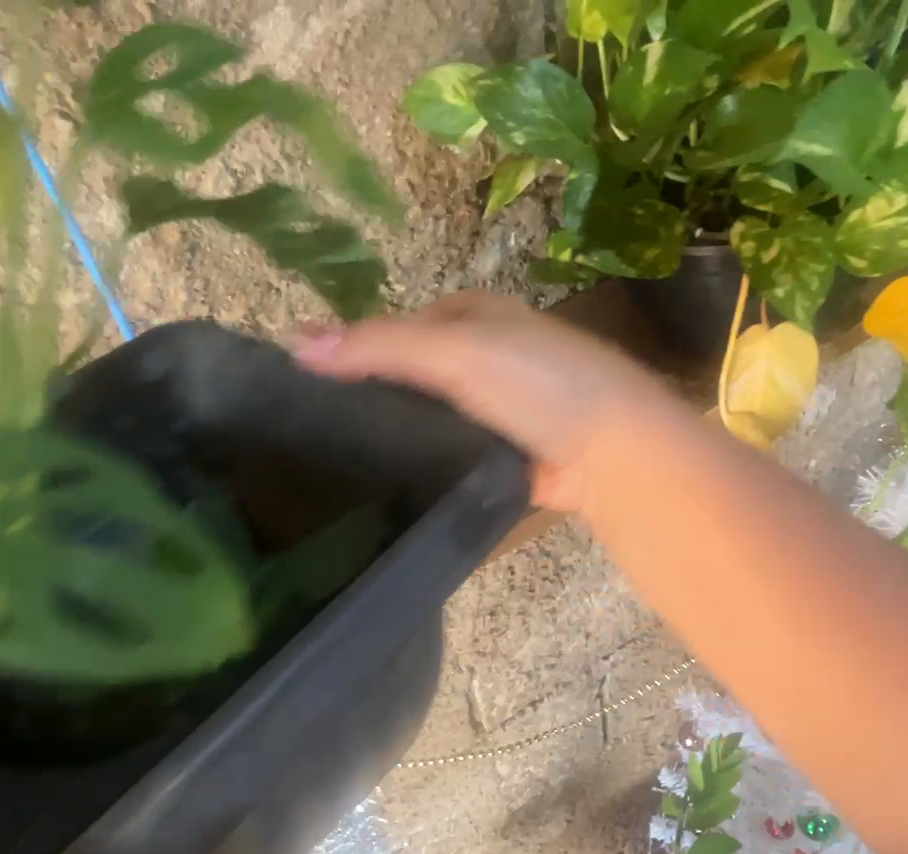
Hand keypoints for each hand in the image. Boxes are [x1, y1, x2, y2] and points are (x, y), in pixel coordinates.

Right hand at [293, 291, 679, 511]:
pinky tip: (384, 483)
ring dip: (394, 435)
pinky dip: (421, 464)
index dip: (352, 350)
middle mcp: (480, 356)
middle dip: (370, 397)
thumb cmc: (538, 382)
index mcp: (471, 315)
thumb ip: (379, 347)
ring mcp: (490, 408)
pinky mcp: (497, 454)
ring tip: (337, 463)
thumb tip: (296, 344)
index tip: (305, 385)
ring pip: (424, 418)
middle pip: (408, 376)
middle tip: (315, 434)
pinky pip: (446, 455)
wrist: (611, 452)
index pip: (394, 328)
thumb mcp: (455, 349)